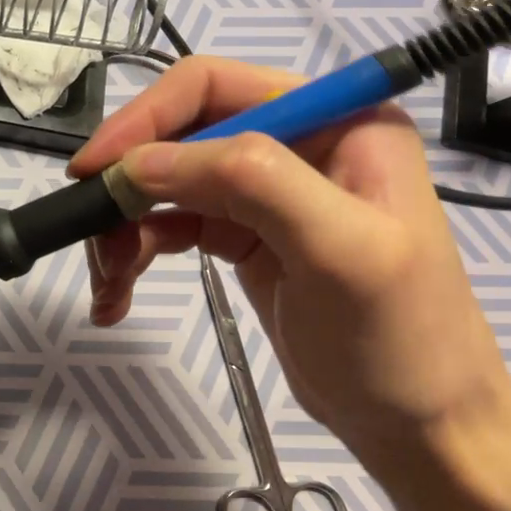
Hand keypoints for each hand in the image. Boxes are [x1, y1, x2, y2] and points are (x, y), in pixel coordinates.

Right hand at [68, 56, 510, 476]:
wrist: (419, 423)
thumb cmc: (399, 336)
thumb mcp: (340, 250)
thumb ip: (247, 182)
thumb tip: (136, 164)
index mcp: (335, 123)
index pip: (211, 88)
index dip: (142, 120)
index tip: (90, 172)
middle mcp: (294, 146)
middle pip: (172, 140)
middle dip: (124, 190)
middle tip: (92, 240)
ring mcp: (262, 195)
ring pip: (158, 188)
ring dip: (119, 232)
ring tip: (107, 285)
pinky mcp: (238, 238)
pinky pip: (162, 229)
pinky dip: (129, 257)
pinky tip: (114, 296)